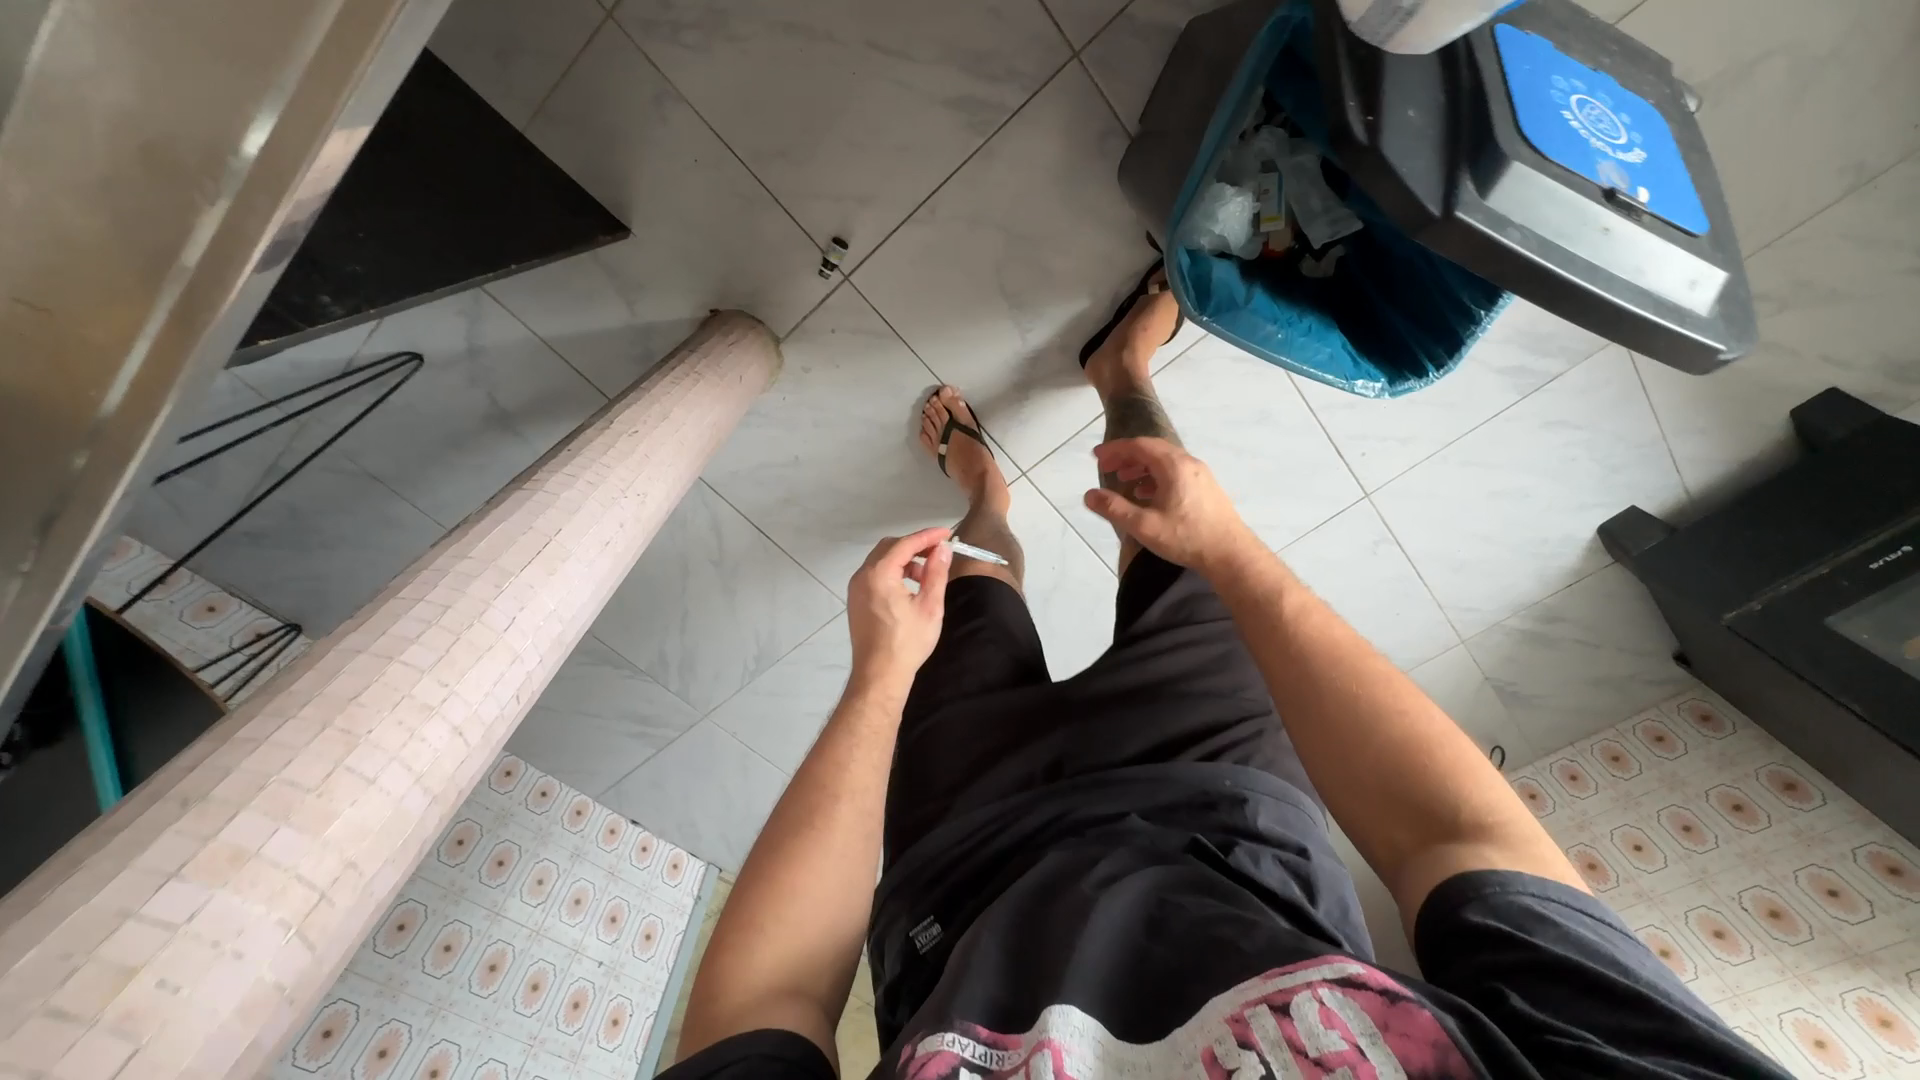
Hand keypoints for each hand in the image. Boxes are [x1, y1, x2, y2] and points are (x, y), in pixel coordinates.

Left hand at [845, 527, 952, 695]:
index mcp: (879, 574)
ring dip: (904, 559)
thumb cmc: (907, 643)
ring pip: (881, 560)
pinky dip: (893, 572)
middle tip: (938, 552)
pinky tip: (910, 587)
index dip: (928, 536)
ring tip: (926, 574)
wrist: (879, 674)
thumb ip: (936, 573)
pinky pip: (875, 574)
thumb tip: (943, 549)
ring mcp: (856, 588)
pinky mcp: (856, 599)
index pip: (905, 544)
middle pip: (890, 547)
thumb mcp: (929, 606)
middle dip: (915, 546)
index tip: (947, 534)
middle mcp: (862, 575)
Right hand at [1084, 438, 1261, 577]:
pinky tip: (1147, 494)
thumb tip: (1089, 495)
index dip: (1115, 449)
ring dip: (1141, 466)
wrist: (1230, 554)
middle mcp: (1188, 463)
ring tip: (1124, 481)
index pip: (1139, 446)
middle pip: (1152, 449)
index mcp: (1173, 466)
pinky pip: (1175, 472)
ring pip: (1165, 461)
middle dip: (1127, 456)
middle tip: (1107, 468)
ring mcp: (1200, 475)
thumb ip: (1114, 508)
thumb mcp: (1143, 526)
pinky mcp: (1206, 488)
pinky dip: (1156, 476)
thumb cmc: (1186, 538)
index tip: (1096, 457)